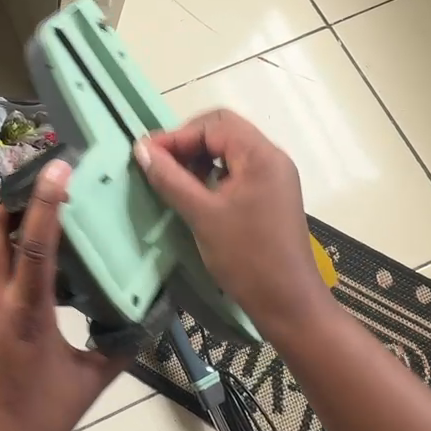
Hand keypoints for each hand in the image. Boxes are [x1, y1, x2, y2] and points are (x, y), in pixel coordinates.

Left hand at [0, 160, 126, 430]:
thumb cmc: (41, 416)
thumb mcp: (88, 380)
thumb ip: (118, 343)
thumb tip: (143, 315)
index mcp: (26, 312)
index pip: (36, 241)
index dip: (46, 199)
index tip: (56, 167)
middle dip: (12, 208)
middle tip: (34, 199)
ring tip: (17, 234)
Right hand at [135, 109, 331, 336]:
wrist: (289, 305)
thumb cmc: (247, 258)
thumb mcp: (201, 215)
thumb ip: (169, 178)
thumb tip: (141, 149)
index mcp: (260, 155)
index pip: (213, 125)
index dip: (176, 135)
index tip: (146, 154)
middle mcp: (271, 157)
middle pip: (222, 131)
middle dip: (187, 143)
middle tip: (159, 163)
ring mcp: (274, 176)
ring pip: (229, 150)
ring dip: (198, 157)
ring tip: (173, 178)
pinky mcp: (271, 194)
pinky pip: (237, 169)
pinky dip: (213, 172)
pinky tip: (195, 191)